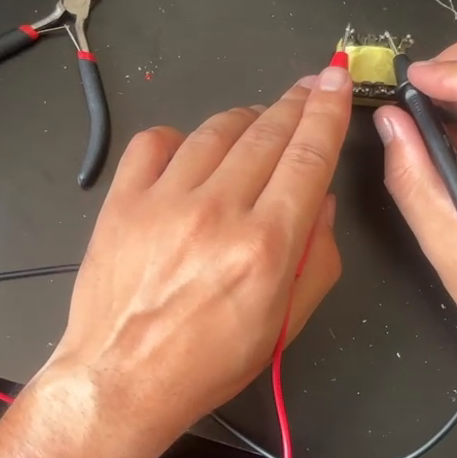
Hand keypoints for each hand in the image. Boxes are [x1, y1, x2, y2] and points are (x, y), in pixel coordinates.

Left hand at [42, 68, 350, 457]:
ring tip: (257, 122)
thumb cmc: (208, 363)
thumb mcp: (284, 325)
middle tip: (306, 89)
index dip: (327, 111)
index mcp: (266, 245)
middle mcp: (217, 212)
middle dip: (294, 104)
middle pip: (266, 133)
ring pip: (215, 131)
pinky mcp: (122, 202)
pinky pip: (154, 142)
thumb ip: (316, 259)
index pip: (308, 156)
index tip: (335, 79)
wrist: (122, 378)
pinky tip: (190, 151)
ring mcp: (164, 201)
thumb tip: (320, 199)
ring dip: (244, 118)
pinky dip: (180, 137)